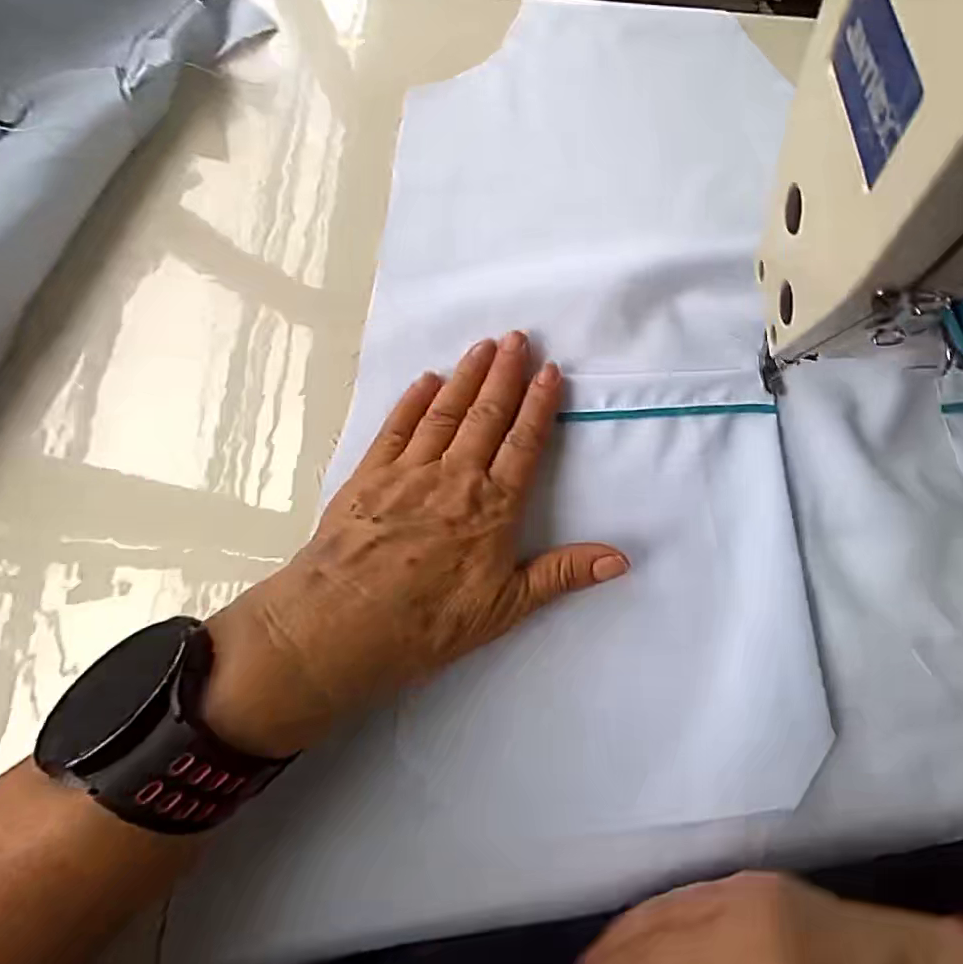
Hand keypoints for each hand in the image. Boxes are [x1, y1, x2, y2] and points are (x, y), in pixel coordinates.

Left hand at [201, 332, 629, 757]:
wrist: (341, 625)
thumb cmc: (428, 623)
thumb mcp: (505, 607)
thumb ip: (561, 574)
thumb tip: (621, 559)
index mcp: (493, 507)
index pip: (523, 444)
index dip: (539, 405)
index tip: (550, 371)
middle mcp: (455, 477)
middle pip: (486, 415)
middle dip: (504, 374)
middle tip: (517, 338)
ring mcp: (409, 471)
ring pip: (445, 412)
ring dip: (465, 376)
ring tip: (482, 346)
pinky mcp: (369, 475)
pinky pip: (397, 427)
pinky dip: (413, 400)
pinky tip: (426, 380)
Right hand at [574, 872, 962, 963]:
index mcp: (750, 955)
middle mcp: (737, 906)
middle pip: (653, 936)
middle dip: (607, 963)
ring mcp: (748, 886)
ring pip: (666, 907)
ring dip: (627, 936)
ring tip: (594, 962)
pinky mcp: (761, 882)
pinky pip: (689, 894)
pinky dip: (657, 915)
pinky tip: (648, 933)